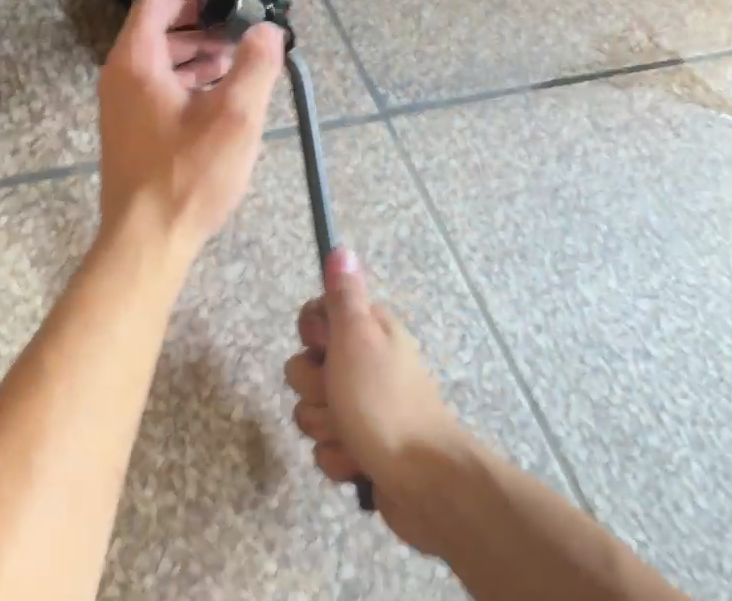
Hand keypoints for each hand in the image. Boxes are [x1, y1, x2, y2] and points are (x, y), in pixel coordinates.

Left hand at [97, 0, 285, 254]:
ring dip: (192, 50)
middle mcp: (121, 78)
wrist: (146, 239)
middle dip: (191, 17)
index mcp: (137, 63)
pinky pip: (156, 87)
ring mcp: (122, 107)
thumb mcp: (234, 117)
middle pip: (154, 30)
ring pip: (157, 61)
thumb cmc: (187, 175)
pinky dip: (185, 77)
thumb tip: (269, 31)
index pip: (151, 4)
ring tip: (231, 50)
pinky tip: (216, 89)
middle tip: (228, 11)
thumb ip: (255, 67)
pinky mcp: (130, 132)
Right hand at [287, 248, 470, 557]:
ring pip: (311, 411)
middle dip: (314, 389)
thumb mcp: (357, 338)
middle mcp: (366, 366)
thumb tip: (340, 248)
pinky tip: (358, 463)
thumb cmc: (385, 403)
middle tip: (338, 395)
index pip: (315, 319)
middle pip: (306, 368)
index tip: (324, 347)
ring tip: (352, 436)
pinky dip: (338, 458)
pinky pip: (326, 448)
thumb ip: (344, 296)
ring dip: (325, 428)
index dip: (311, 336)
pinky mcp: (362, 449)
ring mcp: (364, 410)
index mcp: (369, 333)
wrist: (425, 483)